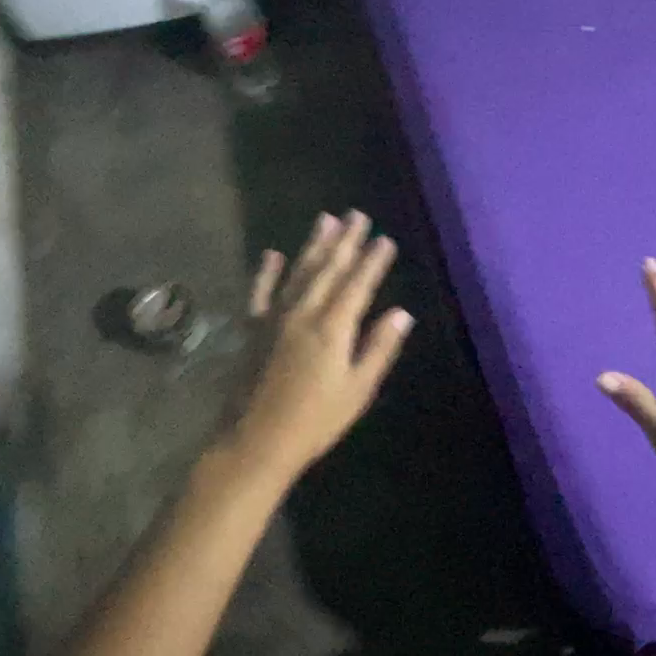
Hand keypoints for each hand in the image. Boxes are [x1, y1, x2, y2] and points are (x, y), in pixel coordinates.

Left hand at [234, 211, 414, 476]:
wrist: (253, 441)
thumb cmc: (315, 421)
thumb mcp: (357, 390)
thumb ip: (378, 348)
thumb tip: (403, 313)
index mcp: (332, 328)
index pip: (358, 285)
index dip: (373, 260)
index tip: (385, 239)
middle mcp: (303, 313)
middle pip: (329, 269)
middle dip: (346, 241)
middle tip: (358, 215)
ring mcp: (274, 318)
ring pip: (298, 272)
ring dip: (314, 245)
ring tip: (327, 220)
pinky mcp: (252, 328)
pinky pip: (260, 292)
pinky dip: (266, 271)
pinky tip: (272, 253)